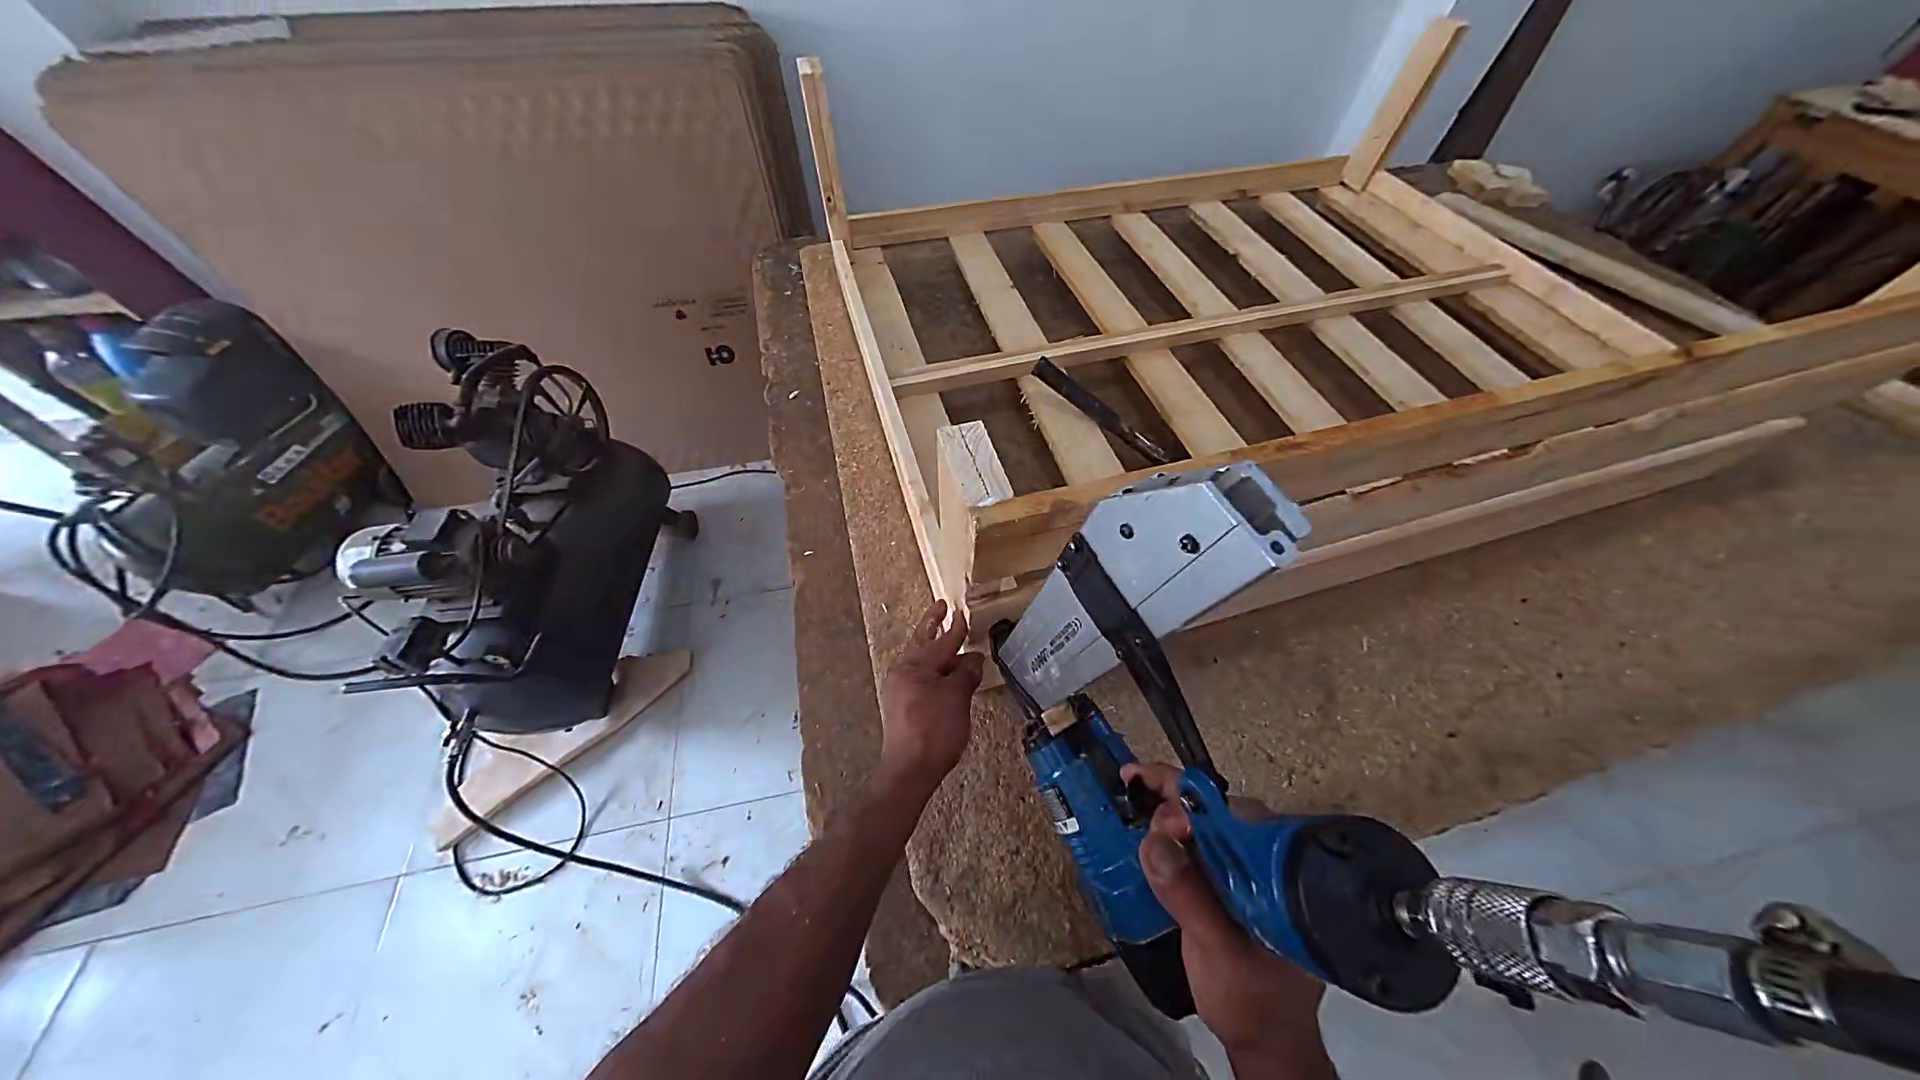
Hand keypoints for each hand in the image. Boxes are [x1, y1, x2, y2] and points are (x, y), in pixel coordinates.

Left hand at [877, 601, 982, 800]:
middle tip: (942, 607)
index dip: (955, 627)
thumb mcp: (956, 698)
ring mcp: (900, 690)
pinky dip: (934, 669)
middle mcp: (903, 673)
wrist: (910, 770)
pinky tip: (944, 674)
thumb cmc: (934, 731)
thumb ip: (966, 674)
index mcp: (914, 666)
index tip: (962, 611)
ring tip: (947, 639)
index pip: (941, 641)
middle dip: (933, 626)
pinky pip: (920, 677)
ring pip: (921, 661)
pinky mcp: (903, 706)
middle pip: (922, 643)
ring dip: (934, 648)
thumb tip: (973, 659)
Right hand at [1121, 762, 1334, 1075]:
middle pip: (1213, 807)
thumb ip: (1188, 896)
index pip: (1230, 815)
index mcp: (1272, 870)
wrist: (1265, 1041)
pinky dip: (1164, 828)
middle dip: (1170, 793)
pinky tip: (1140, 824)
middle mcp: (1261, 859)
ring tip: (1129, 789)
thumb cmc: (1252, 1000)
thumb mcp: (1217, 949)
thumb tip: (1153, 840)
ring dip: (1163, 802)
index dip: (1189, 802)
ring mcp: (1242, 868)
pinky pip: (1192, 841)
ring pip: (1200, 819)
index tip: (1154, 813)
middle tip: (1129, 787)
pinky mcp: (1223, 879)